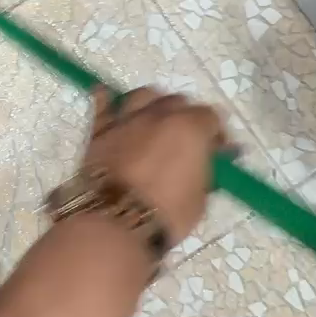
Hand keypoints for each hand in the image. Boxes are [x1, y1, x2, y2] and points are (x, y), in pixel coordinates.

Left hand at [83, 86, 228, 247]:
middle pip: (178, 102)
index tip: (216, 151)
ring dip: (153, 103)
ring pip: (143, 96)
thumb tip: (212, 159)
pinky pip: (102, 104)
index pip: (211, 117)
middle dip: (186, 117)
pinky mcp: (99, 130)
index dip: (215, 133)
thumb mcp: (200, 196)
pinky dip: (105, 98)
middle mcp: (158, 115)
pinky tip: (106, 96)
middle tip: (185, 140)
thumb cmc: (167, 213)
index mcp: (190, 127)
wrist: (115, 220)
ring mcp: (126, 119)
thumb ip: (206, 169)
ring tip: (154, 119)